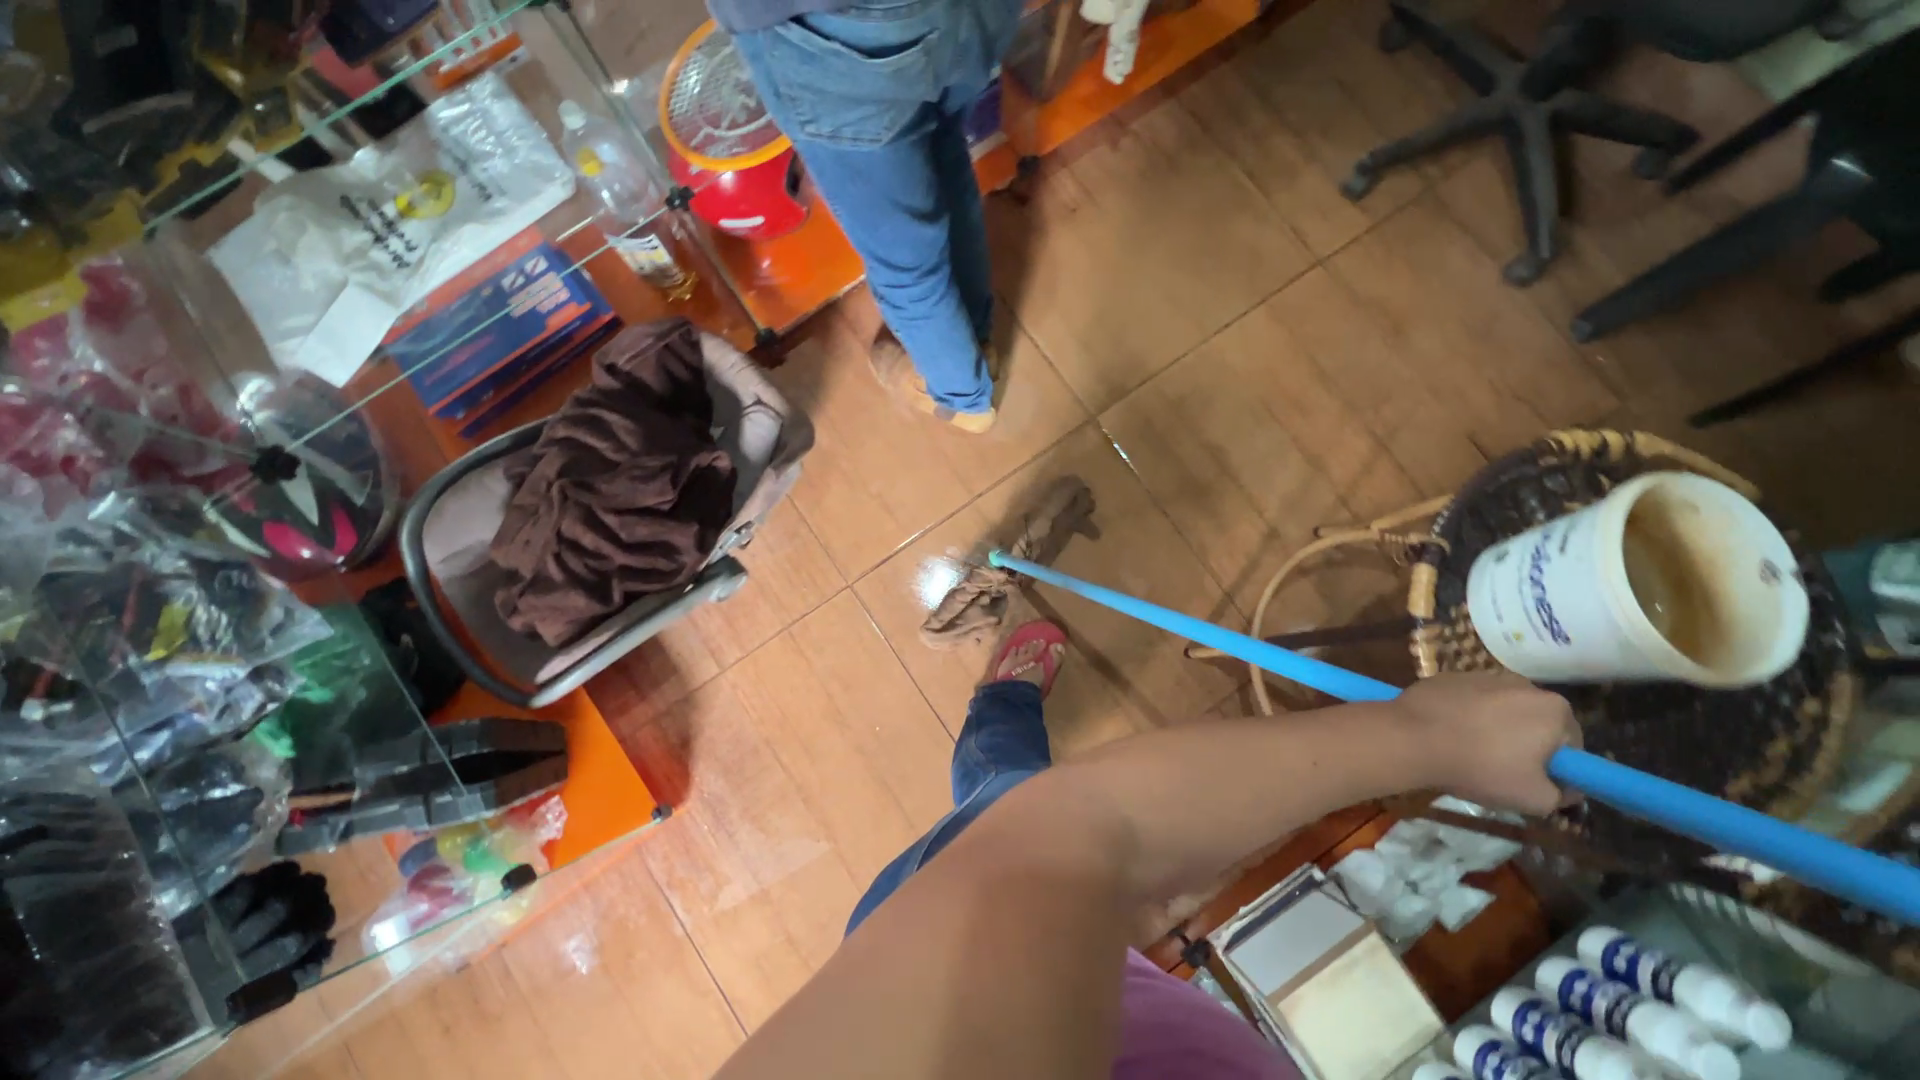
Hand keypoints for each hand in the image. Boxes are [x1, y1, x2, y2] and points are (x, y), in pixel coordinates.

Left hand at [1394, 671, 1580, 815]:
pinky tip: (1444, 735)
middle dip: (1523, 744)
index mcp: (1553, 708)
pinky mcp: (1447, 677)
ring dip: (1491, 728)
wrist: (1411, 738)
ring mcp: (1481, 675)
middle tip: (1499, 769)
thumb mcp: (1535, 799)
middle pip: (1533, 722)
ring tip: (1467, 752)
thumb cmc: (1481, 768)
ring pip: (1498, 710)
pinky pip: (1466, 701)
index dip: (1556, 766)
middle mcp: (1522, 683)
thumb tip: (1567, 787)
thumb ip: (1562, 795)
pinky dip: (1461, 715)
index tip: (1533, 780)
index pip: (1569, 742)